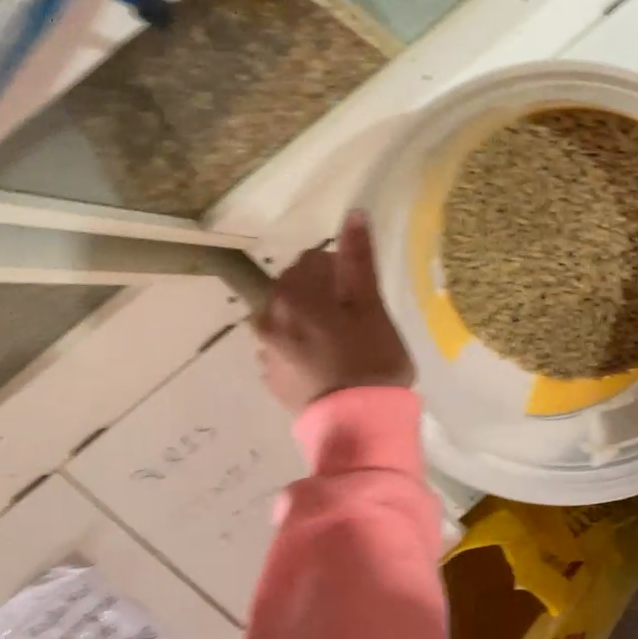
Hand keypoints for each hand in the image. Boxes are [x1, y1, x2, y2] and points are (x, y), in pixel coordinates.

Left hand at [256, 210, 413, 413]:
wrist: (358, 425)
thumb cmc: (371, 359)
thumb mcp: (372, 306)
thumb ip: (358, 260)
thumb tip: (352, 214)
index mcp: (293, 294)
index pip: (313, 260)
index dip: (343, 272)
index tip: (364, 296)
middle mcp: (267, 318)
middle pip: (296, 289)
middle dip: (323, 296)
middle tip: (359, 320)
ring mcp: (265, 352)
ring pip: (289, 320)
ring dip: (312, 323)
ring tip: (346, 346)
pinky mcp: (272, 380)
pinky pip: (286, 350)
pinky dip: (305, 350)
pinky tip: (332, 368)